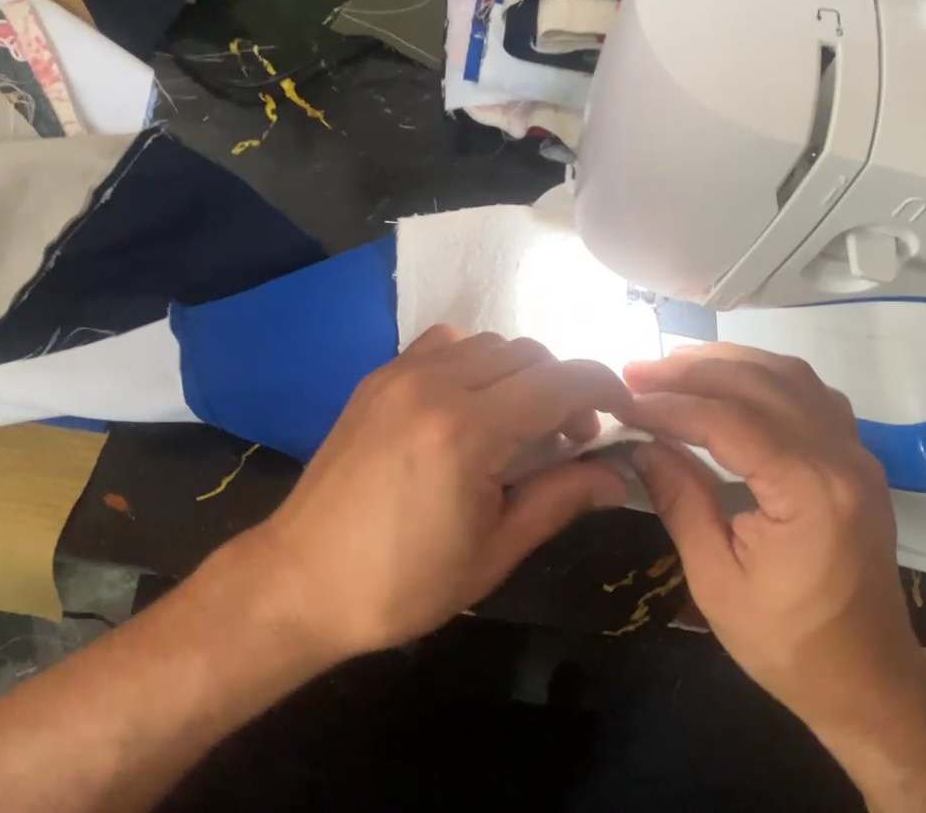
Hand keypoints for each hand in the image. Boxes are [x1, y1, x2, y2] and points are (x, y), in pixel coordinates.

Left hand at [236, 325, 631, 660]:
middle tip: (571, 439)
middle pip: (529, 354)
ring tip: (520, 423)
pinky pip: (444, 344)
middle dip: (564, 387)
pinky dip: (473, 360)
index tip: (624, 413)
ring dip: (520, 373)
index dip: (605, 388)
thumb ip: (560, 498)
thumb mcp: (494, 550)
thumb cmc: (402, 582)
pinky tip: (470, 405)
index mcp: (468, 429)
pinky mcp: (377, 377)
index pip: (561, 380)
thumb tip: (618, 475)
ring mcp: (400, 374)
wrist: (301, 580)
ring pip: (488, 342)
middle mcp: (435, 383)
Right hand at [622, 344, 925, 726]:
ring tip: (674, 367)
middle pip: (759, 383)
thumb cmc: (787, 643)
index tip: (624, 400)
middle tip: (637, 373)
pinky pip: (811, 395)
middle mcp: (841, 458)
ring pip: (790, 377)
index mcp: (810, 491)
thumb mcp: (716, 580)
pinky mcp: (857, 461)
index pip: (729, 420)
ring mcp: (857, 455)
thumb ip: (680, 501)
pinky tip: (732, 384)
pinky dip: (765, 377)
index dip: (671, 404)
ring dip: (729, 363)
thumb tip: (643, 444)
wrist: (867, 682)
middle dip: (692, 371)